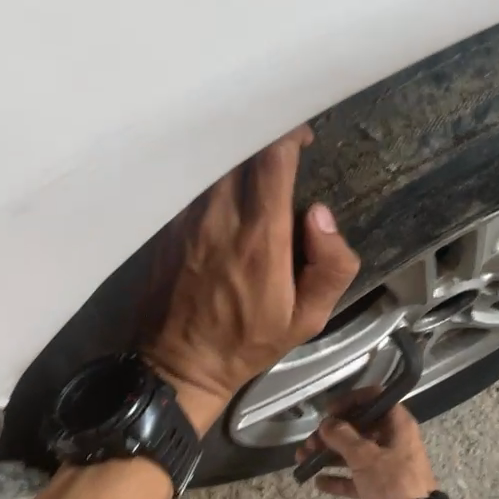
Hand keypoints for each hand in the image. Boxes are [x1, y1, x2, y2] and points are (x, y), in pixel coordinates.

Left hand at [142, 126, 361, 426]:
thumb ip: (331, 265)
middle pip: (237, 150)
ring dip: (232, 153)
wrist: (178, 364)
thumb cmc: (249, 341)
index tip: (300, 136)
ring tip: (251, 161)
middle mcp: (220, 218)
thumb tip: (321, 213)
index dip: (288, 134)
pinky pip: (190, 183)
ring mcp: (187, 219)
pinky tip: (222, 183)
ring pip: (210, 162)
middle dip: (260, 136)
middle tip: (278, 143)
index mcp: (261, 238)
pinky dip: (209, 173)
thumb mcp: (309, 318)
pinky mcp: (167, 226)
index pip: (272, 160)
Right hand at [299, 406, 439, 498]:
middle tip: (310, 441)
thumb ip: (342, 436)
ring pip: (355, 454)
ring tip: (303, 460)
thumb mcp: (365, 455)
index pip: (375, 399)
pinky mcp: (381, 488)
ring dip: (329, 455)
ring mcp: (388, 466)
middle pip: (360, 428)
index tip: (330, 410)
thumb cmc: (392, 481)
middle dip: (332, 434)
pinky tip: (318, 482)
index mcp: (398, 425)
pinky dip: (339, 478)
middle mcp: (394, 441)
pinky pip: (356, 478)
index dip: (351, 401)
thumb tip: (327, 423)